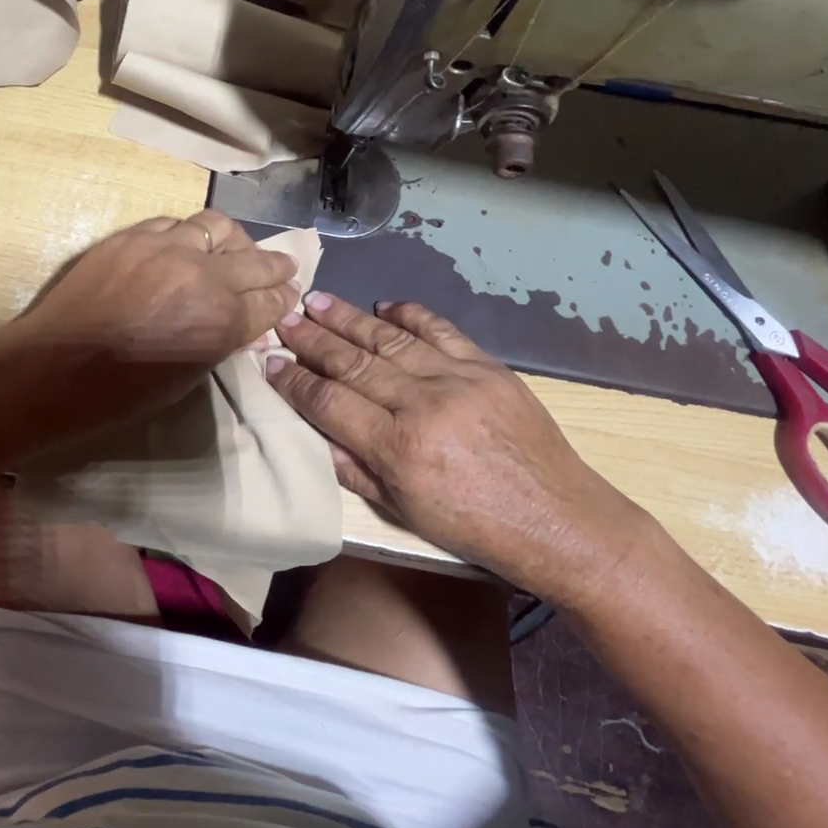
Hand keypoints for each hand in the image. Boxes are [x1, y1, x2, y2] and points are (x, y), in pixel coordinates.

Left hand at [0, 210, 300, 462]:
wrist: (52, 369)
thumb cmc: (120, 393)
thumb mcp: (188, 376)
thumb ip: (221, 339)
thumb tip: (240, 320)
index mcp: (220, 320)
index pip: (271, 301)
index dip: (283, 299)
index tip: (288, 295)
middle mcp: (201, 275)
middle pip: (255, 261)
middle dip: (274, 267)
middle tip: (282, 269)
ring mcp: (164, 248)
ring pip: (216, 226)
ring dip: (233, 241)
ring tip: (233, 250)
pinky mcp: (131, 235)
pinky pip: (173, 223)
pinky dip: (188, 235)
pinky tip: (185, 246)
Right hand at [265, 292, 655, 606]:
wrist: (557, 520)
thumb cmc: (472, 527)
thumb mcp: (401, 512)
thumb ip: (353, 467)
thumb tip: (314, 430)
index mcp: (397, 447)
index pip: (328, 402)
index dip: (294, 381)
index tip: (269, 362)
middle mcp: (422, 404)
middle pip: (352, 362)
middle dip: (311, 339)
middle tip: (283, 318)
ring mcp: (458, 380)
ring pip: (389, 339)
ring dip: (348, 318)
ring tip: (316, 300)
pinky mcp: (488, 368)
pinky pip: (441, 330)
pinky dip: (410, 314)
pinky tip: (383, 305)